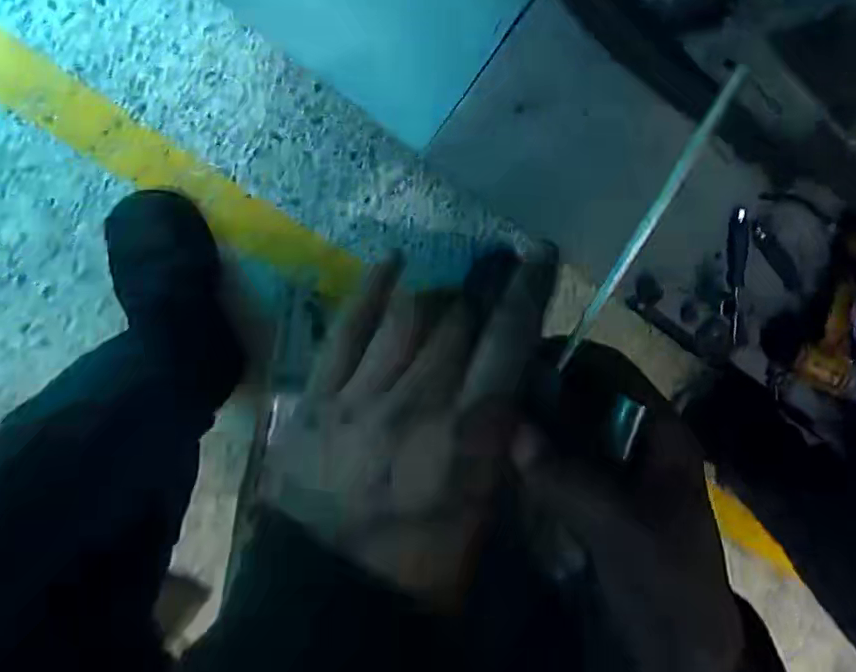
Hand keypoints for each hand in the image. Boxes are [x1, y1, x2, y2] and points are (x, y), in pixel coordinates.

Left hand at [260, 248, 556, 607]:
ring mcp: (361, 396)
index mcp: (467, 434)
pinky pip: (347, 327)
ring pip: (408, 314)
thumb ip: (503, 434)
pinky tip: (392, 263)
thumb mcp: (486, 508)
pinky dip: (372, 289)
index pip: (507, 339)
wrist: (328, 604)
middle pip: (456, 318)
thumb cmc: (423, 562)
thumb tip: (517, 378)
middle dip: (479, 297)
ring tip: (445, 302)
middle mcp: (417, 401)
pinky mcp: (316, 399)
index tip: (539, 252)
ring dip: (436, 299)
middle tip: (487, 292)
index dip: (528, 289)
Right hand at [511, 349, 744, 671]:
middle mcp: (638, 437)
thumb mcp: (623, 530)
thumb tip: (514, 431)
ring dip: (534, 424)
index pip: (611, 371)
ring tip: (489, 425)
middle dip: (542, 393)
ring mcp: (618, 468)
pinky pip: (563, 460)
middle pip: (585, 396)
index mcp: (660, 429)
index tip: (519, 361)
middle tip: (493, 397)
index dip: (568, 358)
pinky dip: (536, 456)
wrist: (687, 652)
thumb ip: (569, 480)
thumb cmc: (669, 579)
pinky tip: (505, 460)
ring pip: (570, 427)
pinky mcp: (599, 497)